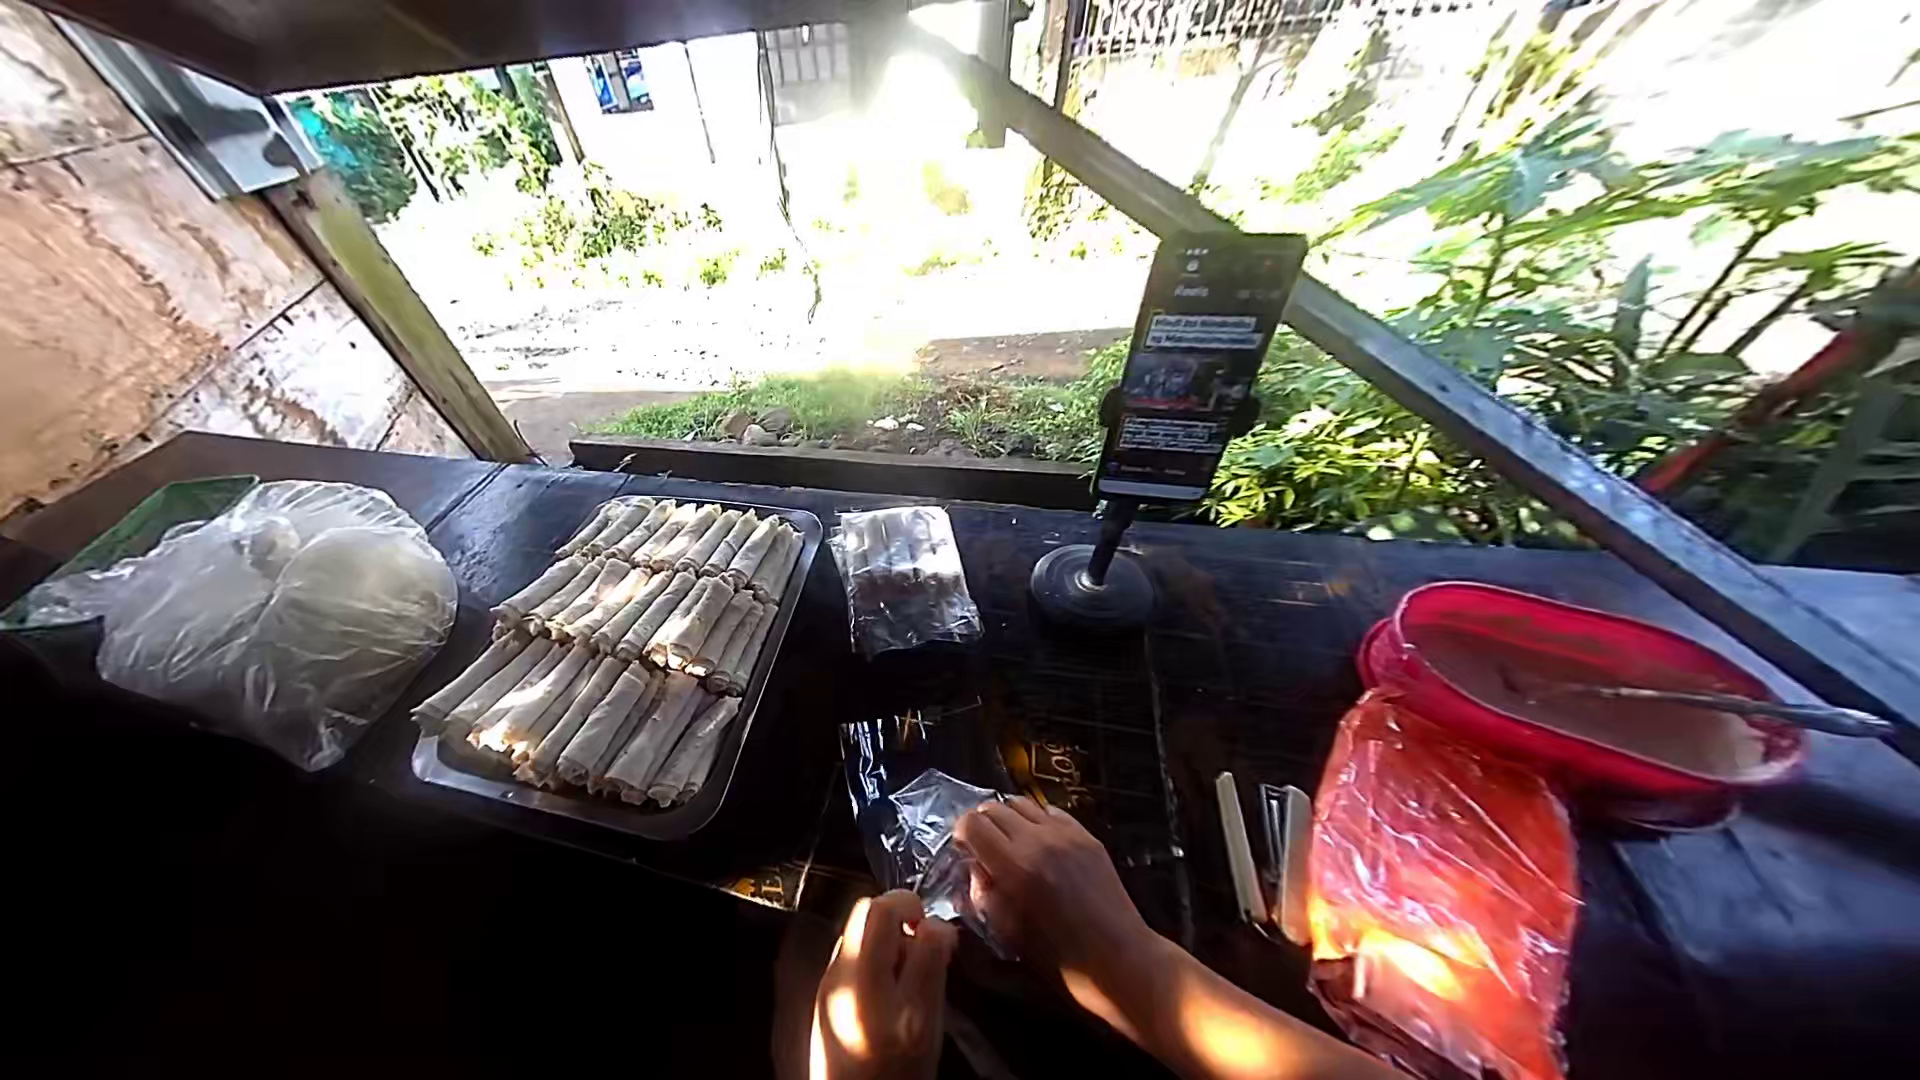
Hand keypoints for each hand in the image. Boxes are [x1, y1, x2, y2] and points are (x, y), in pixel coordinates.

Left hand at [810, 890, 956, 1079]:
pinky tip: (881, 974)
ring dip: (884, 924)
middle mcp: (852, 985)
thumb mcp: (930, 1029)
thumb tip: (936, 928)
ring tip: (900, 959)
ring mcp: (830, 983)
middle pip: (872, 908)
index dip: (937, 924)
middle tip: (918, 933)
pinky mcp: (820, 987)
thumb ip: (933, 972)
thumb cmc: (899, 1076)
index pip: (921, 934)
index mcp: (892, 1003)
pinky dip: (870, 942)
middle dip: (901, 907)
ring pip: (859, 919)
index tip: (943, 938)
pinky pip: (849, 942)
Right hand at [953, 796, 1153, 976]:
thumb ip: (984, 894)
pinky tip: (1040, 843)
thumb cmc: (1061, 961)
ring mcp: (1065, 833)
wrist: (1122, 961)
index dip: (962, 833)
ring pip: (1022, 803)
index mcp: (1015, 866)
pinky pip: (1050, 812)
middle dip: (982, 823)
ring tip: (1010, 841)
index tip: (963, 849)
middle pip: (995, 807)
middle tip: (983, 846)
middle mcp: (1038, 839)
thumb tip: (974, 867)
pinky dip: (1037, 820)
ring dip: (1009, 818)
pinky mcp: (1086, 834)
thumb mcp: (1009, 934)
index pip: (973, 823)